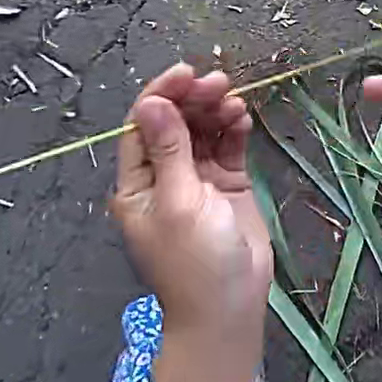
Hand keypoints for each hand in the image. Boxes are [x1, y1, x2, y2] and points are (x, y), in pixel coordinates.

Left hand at [113, 64, 270, 381]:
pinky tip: (243, 118)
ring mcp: (197, 178)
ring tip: (235, 102)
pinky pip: (227, 146)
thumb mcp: (179, 202)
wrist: (230, 308)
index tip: (187, 74)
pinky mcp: (227, 183)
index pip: (144, 125)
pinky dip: (234, 129)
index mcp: (138, 182)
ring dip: (216, 110)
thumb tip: (152, 102)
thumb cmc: (195, 261)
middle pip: (176, 122)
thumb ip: (169, 149)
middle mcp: (165, 175)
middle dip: (194, 99)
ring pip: (203, 130)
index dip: (163, 95)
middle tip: (220, 83)